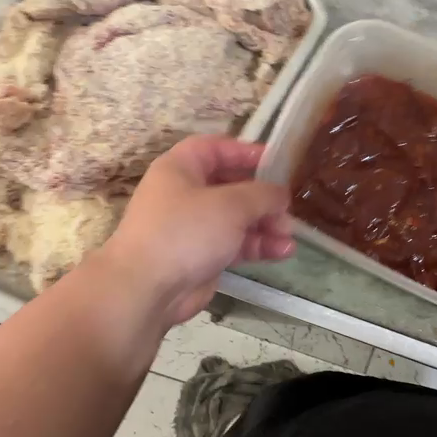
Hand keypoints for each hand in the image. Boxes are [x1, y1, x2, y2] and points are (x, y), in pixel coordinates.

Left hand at [88, 135, 295, 329]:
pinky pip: (235, 244)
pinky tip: (282, 252)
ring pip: (237, 218)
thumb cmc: (186, 231)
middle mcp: (185, 194)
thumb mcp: (231, 204)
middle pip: (232, 186)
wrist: (147, 287)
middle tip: (287, 209)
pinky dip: (257, 246)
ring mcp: (193, 227)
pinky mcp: (201, 256)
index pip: (216, 148)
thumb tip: (280, 194)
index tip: (277, 161)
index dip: (246, 151)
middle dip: (263, 198)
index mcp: (181, 169)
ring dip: (265, 225)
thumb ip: (262, 194)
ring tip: (289, 237)